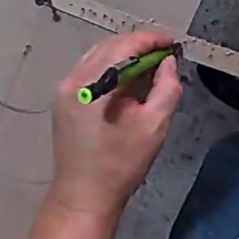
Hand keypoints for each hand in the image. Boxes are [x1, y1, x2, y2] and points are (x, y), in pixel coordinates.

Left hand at [48, 31, 182, 219]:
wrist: (83, 198)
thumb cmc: (120, 165)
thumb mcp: (153, 126)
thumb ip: (166, 88)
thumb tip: (168, 62)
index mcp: (90, 84)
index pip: (123, 46)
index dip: (150, 40)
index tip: (173, 44)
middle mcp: (72, 80)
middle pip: (109, 46)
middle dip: (139, 46)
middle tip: (166, 55)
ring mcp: (64, 89)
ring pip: (99, 55)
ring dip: (126, 55)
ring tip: (151, 65)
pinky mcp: (64, 99)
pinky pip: (92, 70)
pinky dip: (113, 67)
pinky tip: (130, 81)